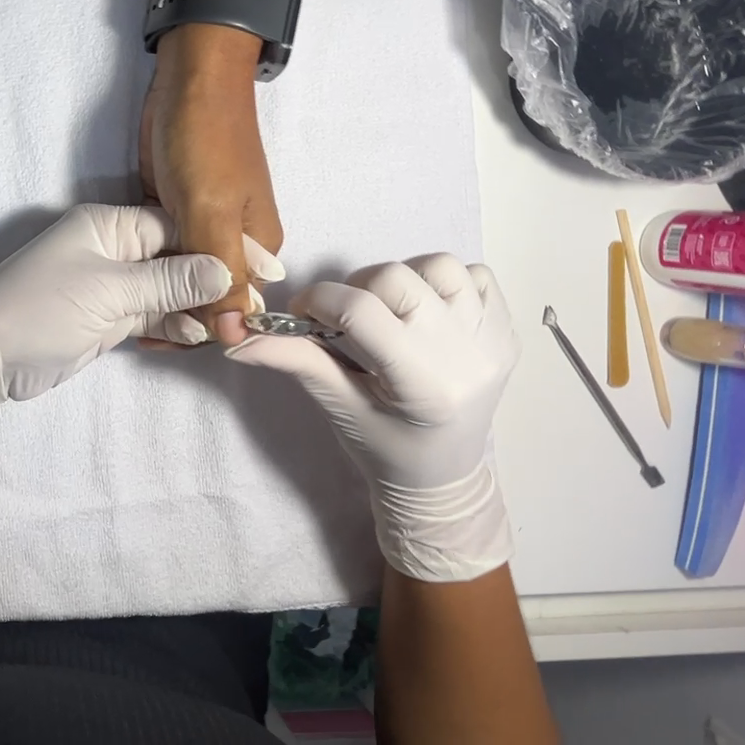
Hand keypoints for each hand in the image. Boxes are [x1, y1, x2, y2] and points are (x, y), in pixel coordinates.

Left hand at [0, 205, 234, 429]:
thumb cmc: (40, 311)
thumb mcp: (108, 291)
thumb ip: (169, 280)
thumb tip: (226, 269)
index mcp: (109, 225)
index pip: (179, 226)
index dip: (221, 246)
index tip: (265, 269)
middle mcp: (115, 248)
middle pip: (179, 258)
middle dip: (215, 281)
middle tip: (256, 306)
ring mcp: (113, 285)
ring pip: (170, 290)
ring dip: (198, 307)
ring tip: (233, 327)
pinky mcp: (110, 317)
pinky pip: (154, 315)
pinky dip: (175, 325)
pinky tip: (200, 337)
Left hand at [140, 24, 284, 344]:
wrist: (189, 76)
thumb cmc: (205, 143)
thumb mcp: (212, 213)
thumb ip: (220, 273)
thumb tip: (235, 335)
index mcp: (256, 246)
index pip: (235, 306)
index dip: (207, 329)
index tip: (173, 344)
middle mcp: (232, 241)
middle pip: (205, 294)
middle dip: (181, 318)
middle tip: (147, 340)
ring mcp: (200, 224)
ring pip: (180, 276)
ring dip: (162, 298)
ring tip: (130, 326)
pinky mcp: (173, 210)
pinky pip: (162, 254)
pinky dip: (150, 272)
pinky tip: (128, 291)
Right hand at [226, 255, 519, 581]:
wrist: (444, 477)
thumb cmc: (383, 448)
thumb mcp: (336, 406)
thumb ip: (293, 361)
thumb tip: (236, 337)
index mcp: (422, 385)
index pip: (360, 311)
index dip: (319, 299)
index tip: (304, 313)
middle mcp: (467, 358)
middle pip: (397, 279)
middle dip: (356, 288)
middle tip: (346, 317)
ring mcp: (494, 343)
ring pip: (439, 266)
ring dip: (404, 281)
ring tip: (390, 312)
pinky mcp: (508, 333)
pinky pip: (477, 275)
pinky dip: (445, 283)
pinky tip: (427, 313)